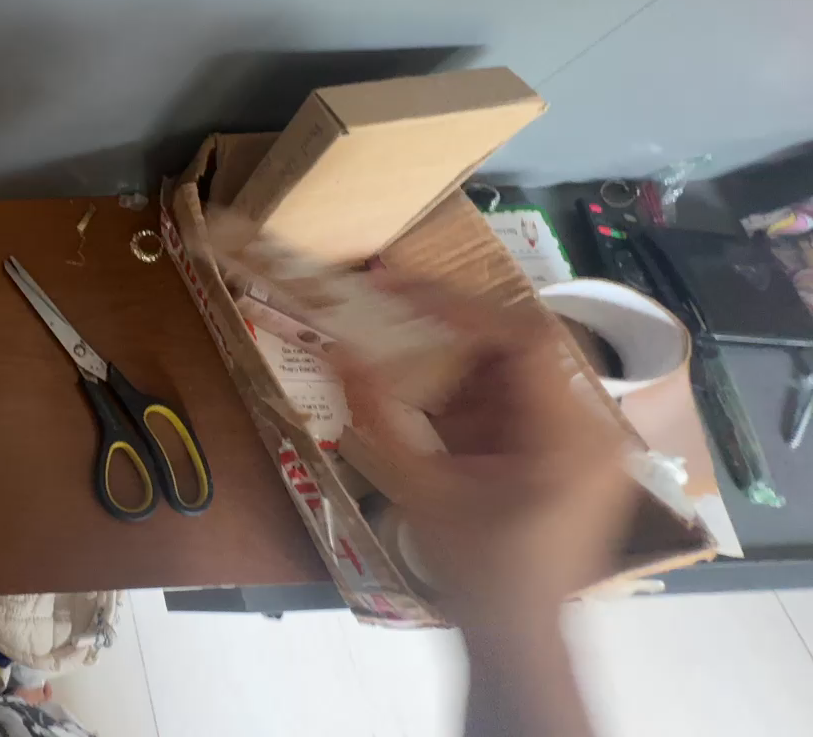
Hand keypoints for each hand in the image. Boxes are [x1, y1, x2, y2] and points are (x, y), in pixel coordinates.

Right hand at [335, 285, 635, 631]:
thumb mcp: (416, 485)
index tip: (393, 286)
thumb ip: (376, 411)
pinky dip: (450, 376)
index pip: (521, 339)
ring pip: (504, 361)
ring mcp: (567, 434)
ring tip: (385, 323)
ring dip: (443, 343)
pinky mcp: (546, 444)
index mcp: (565, 435)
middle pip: (514, 340)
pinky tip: (410, 375)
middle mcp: (579, 424)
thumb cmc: (474, 565)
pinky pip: (498, 389)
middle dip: (444, 314)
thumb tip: (336, 347)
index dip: (456, 303)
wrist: (516, 628)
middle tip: (382, 292)